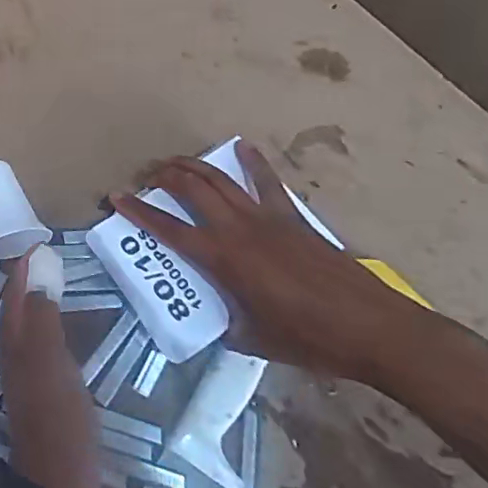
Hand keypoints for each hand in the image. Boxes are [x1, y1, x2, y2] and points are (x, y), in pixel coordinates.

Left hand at [0, 257, 99, 487]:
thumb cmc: (57, 419)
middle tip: (48, 252)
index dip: (21, 266)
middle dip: (27, 277)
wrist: (60, 483)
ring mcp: (30, 372)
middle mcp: (16, 352)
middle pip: (17, 306)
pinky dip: (52, 321)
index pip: (12, 293)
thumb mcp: (51, 366)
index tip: (35, 239)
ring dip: (39, 297)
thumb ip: (43, 322)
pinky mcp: (45, 389)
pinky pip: (45, 341)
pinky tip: (68, 323)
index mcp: (15, 342)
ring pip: (29, 322)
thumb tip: (37, 280)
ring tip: (57, 277)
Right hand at [110, 141, 441, 385]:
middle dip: (163, 177)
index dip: (139, 212)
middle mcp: (239, 229)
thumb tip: (217, 322)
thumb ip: (228, 327)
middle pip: (192, 189)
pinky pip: (266, 182)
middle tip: (145, 176)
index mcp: (224, 259)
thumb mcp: (255, 341)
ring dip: (194, 165)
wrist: (371, 327)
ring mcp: (267, 217)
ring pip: (221, 178)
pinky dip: (252, 162)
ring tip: (175, 162)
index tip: (116, 197)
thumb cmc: (310, 339)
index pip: (170, 229)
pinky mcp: (291, 216)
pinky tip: (242, 146)